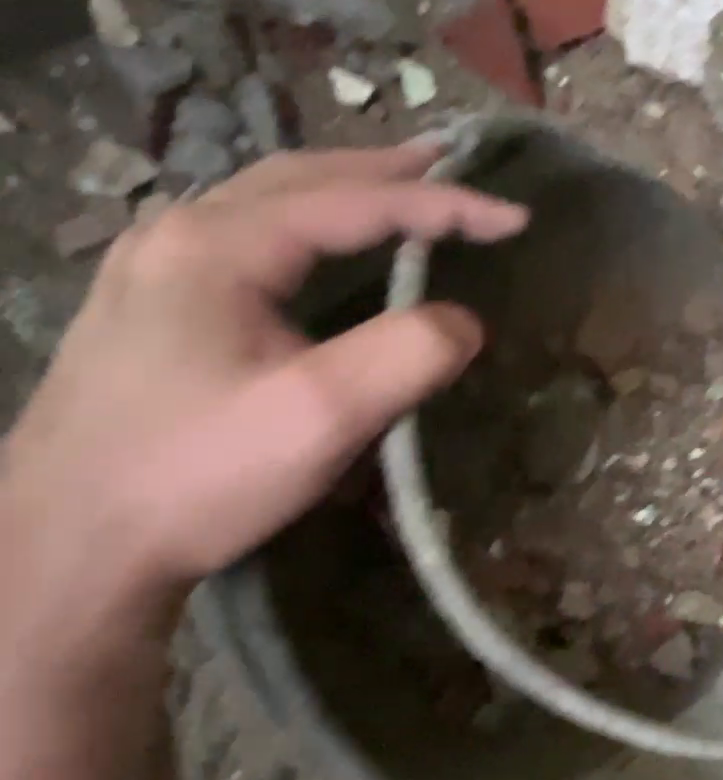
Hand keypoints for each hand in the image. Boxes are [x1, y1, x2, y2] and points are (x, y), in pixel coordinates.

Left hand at [0, 142, 527, 602]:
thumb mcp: (323, 413)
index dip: (444, 206)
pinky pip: (252, 239)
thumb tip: (465, 322)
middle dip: (389, 172)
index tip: (518, 218)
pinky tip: (331, 246)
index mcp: (218, 247)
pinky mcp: (160, 310)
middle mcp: (180, 238)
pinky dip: (314, 226)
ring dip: (348, 191)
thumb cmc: (201, 471)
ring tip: (407, 191)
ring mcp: (159, 271)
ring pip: (268, 203)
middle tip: (459, 169)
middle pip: (300, 179)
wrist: (77, 540)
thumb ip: (407, 353)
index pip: (353, 204)